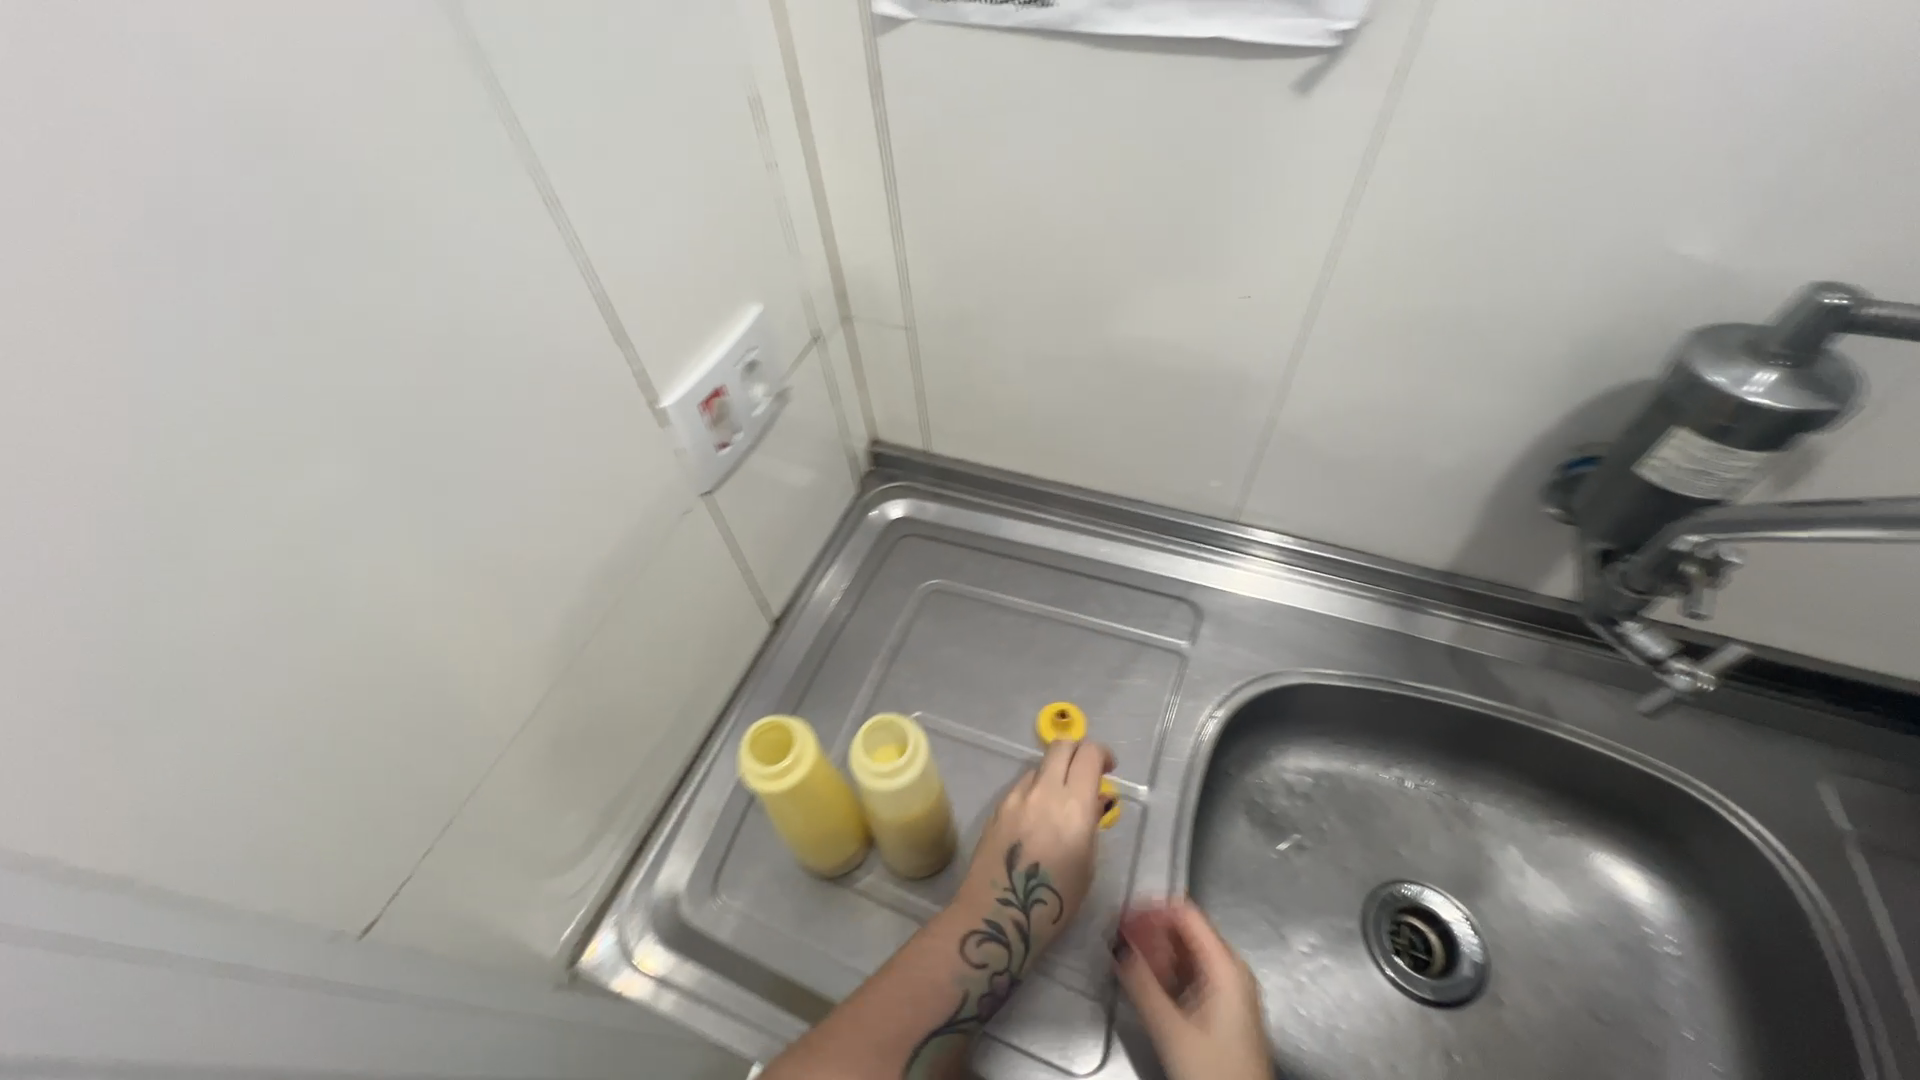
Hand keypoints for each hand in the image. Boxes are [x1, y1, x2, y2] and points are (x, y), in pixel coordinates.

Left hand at [955, 739, 1114, 948]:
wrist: (998, 913)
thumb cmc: (1054, 899)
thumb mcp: (1087, 863)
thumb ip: (1091, 823)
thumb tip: (1094, 799)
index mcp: (1073, 804)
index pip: (1088, 753)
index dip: (1101, 754)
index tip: (1108, 768)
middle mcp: (1044, 790)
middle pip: (1061, 746)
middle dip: (1077, 752)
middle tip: (1087, 773)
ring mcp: (1016, 796)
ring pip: (1039, 765)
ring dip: (1055, 773)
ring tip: (1060, 803)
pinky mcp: (998, 807)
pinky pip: (1022, 785)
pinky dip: (1036, 790)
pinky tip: (1037, 818)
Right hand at [1115, 899, 1271, 1079]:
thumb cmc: (1214, 1071)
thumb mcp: (1170, 1028)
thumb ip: (1141, 983)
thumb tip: (1118, 946)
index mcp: (1226, 965)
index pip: (1186, 913)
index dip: (1152, 910)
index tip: (1122, 919)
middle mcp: (1232, 968)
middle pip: (1187, 930)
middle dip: (1151, 931)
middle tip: (1119, 942)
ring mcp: (1230, 987)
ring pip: (1188, 951)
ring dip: (1157, 951)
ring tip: (1128, 961)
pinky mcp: (1224, 1005)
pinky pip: (1193, 971)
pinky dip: (1169, 970)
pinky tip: (1149, 983)